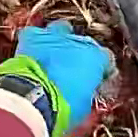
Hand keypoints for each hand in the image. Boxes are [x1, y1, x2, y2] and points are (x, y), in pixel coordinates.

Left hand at [7, 22, 111, 136]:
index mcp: (97, 58)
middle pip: (84, 42)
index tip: (96, 81)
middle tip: (72, 67)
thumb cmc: (62, 107)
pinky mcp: (32, 38)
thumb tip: (83, 96)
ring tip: (52, 55)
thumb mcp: (84, 107)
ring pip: (61, 29)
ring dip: (58, 40)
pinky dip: (33, 42)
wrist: (32, 99)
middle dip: (80, 52)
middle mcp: (79, 42)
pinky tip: (31, 53)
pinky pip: (34, 34)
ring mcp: (55, 37)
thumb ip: (87, 94)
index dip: (101, 70)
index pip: (106, 58)